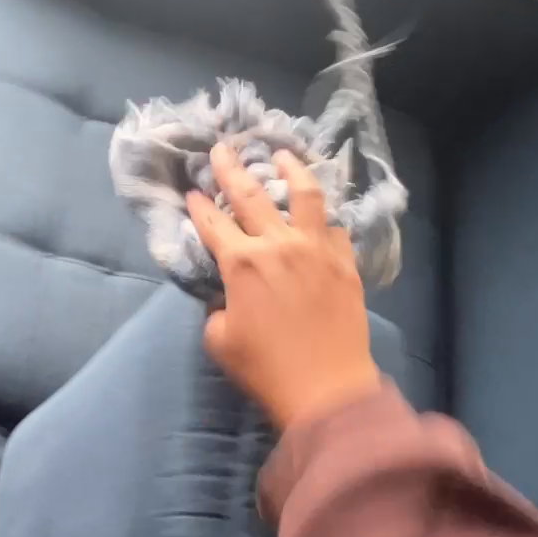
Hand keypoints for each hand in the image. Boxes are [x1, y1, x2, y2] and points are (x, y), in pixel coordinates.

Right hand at [187, 144, 381, 429]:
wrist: (325, 387)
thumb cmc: (264, 369)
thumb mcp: (221, 341)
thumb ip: (218, 309)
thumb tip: (229, 297)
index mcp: (242, 264)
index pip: (214, 225)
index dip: (199, 207)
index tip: (191, 191)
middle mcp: (279, 245)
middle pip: (252, 195)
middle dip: (232, 170)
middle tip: (222, 149)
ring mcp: (318, 249)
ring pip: (304, 195)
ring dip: (291, 169)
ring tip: (283, 154)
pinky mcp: (345, 263)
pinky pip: (334, 227)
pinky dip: (322, 217)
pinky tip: (319, 216)